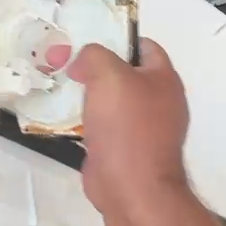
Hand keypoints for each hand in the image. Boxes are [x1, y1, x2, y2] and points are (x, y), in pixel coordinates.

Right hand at [70, 39, 190, 215]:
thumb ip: (95, 55)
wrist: (131, 188)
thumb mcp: (108, 75)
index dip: (118, 38)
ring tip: (62, 86)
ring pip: (112, 99)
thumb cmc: (126, 126)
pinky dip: (87, 119)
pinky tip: (66, 116)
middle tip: (69, 63)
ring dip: (89, 93)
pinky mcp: (126, 148)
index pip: (144, 46)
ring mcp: (144, 128)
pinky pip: (105, 124)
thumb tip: (84, 63)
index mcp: (164, 80)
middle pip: (125, 72)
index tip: (88, 40)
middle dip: (97, 67)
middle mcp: (159, 102)